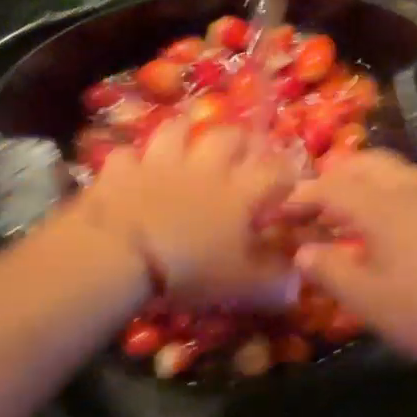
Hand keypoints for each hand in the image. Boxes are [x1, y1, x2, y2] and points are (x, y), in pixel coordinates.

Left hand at [75, 119, 299, 308]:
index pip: (275, 171)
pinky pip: (128, 155)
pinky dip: (133, 161)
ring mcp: (160, 163)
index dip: (285, 172)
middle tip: (242, 151)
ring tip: (188, 140)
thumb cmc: (190, 269)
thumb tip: (296, 282)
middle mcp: (205, 168)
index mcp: (240, 193)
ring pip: (177, 130)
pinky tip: (133, 169)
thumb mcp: (242, 285)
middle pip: (229, 137)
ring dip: (185, 132)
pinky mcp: (120, 170)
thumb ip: (274, 281)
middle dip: (240, 140)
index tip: (289, 180)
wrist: (121, 253)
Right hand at [286, 151, 416, 383]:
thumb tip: (303, 250)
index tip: (280, 211)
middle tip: (316, 207)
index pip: (329, 186)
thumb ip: (330, 271)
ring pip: (394, 171)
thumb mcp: (370, 301)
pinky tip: (396, 227)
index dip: (300, 196)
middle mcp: (411, 187)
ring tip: (353, 215)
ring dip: (365, 182)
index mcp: (380, 205)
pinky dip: (393, 194)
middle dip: (333, 178)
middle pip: (364, 164)